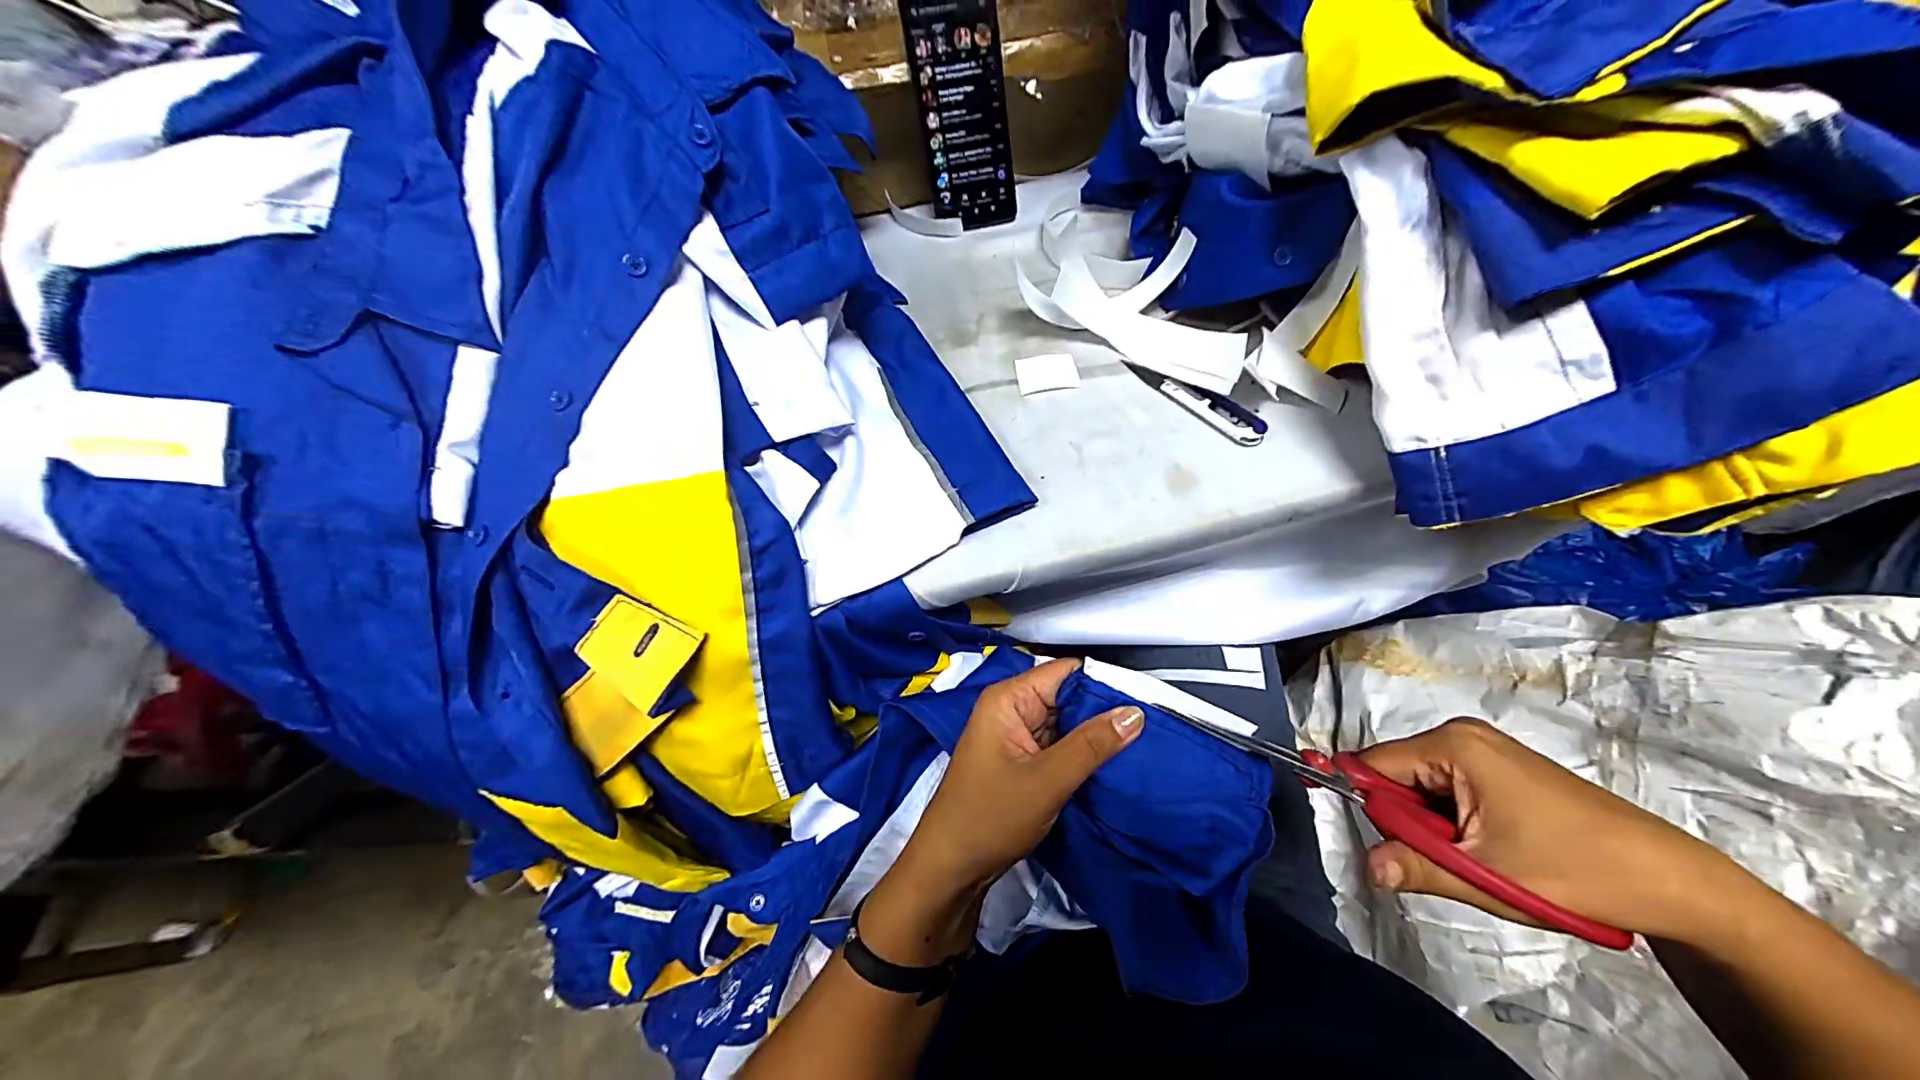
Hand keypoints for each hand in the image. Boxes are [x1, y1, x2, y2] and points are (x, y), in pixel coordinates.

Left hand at [859, 658, 1143, 963]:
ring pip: (1067, 723)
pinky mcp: (1024, 760)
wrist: (952, 866)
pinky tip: (1113, 764)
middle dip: (1103, 711)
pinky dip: (1083, 754)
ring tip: (1141, 744)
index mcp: (1008, 699)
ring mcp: (1017, 736)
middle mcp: (1011, 709)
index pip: (1064, 673)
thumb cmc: (989, 817)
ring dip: (1096, 735)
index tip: (1143, 700)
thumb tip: (1134, 713)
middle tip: (1149, 727)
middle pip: (1068, 696)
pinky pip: (1060, 745)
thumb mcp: (1046, 780)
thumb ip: (1091, 745)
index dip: (1102, 683)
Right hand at [1357, 718, 1765, 945]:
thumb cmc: (1578, 872)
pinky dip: (1454, 821)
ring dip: (1434, 825)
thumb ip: (1416, 866)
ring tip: (1479, 857)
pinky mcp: (1500, 767)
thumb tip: (1366, 868)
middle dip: (1410, 821)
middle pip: (1396, 775)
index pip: (1372, 765)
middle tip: (1453, 859)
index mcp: (1453, 745)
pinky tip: (1490, 846)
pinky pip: (1447, 788)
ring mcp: (1484, 749)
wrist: (1675, 882)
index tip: (1388, 846)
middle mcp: (1462, 735)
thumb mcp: (1488, 876)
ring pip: (1421, 786)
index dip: (1370, 806)